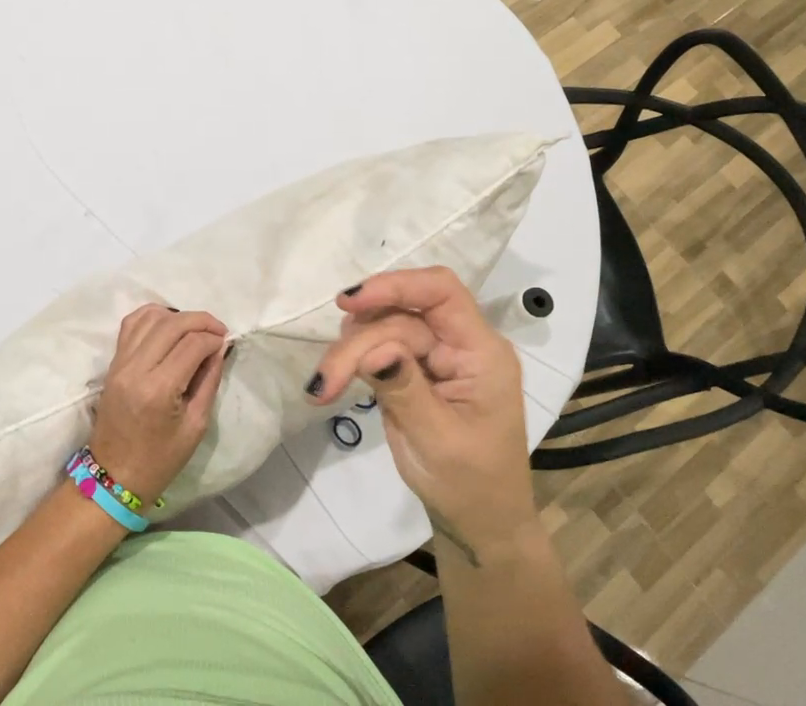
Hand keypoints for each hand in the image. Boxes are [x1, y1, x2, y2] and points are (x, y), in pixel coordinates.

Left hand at [87, 304, 230, 502]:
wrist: (114, 476)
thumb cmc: (160, 460)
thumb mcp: (195, 426)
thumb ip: (208, 381)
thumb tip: (218, 348)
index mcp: (158, 389)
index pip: (191, 345)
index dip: (213, 338)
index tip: (226, 342)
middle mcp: (135, 369)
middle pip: (171, 325)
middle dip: (200, 321)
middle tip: (218, 330)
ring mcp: (119, 363)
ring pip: (148, 318)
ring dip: (176, 316)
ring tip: (195, 328)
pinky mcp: (112, 363)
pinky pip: (130, 325)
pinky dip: (151, 317)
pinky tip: (168, 324)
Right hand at [305, 268, 537, 566]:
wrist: (480, 521)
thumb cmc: (472, 483)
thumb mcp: (440, 440)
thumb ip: (406, 390)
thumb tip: (374, 351)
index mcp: (481, 353)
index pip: (441, 293)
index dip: (396, 285)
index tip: (349, 303)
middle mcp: (458, 344)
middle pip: (399, 315)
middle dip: (358, 343)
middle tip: (324, 383)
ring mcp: (433, 356)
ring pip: (380, 329)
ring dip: (347, 351)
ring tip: (326, 386)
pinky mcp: (411, 370)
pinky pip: (375, 349)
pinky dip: (349, 362)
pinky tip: (332, 383)